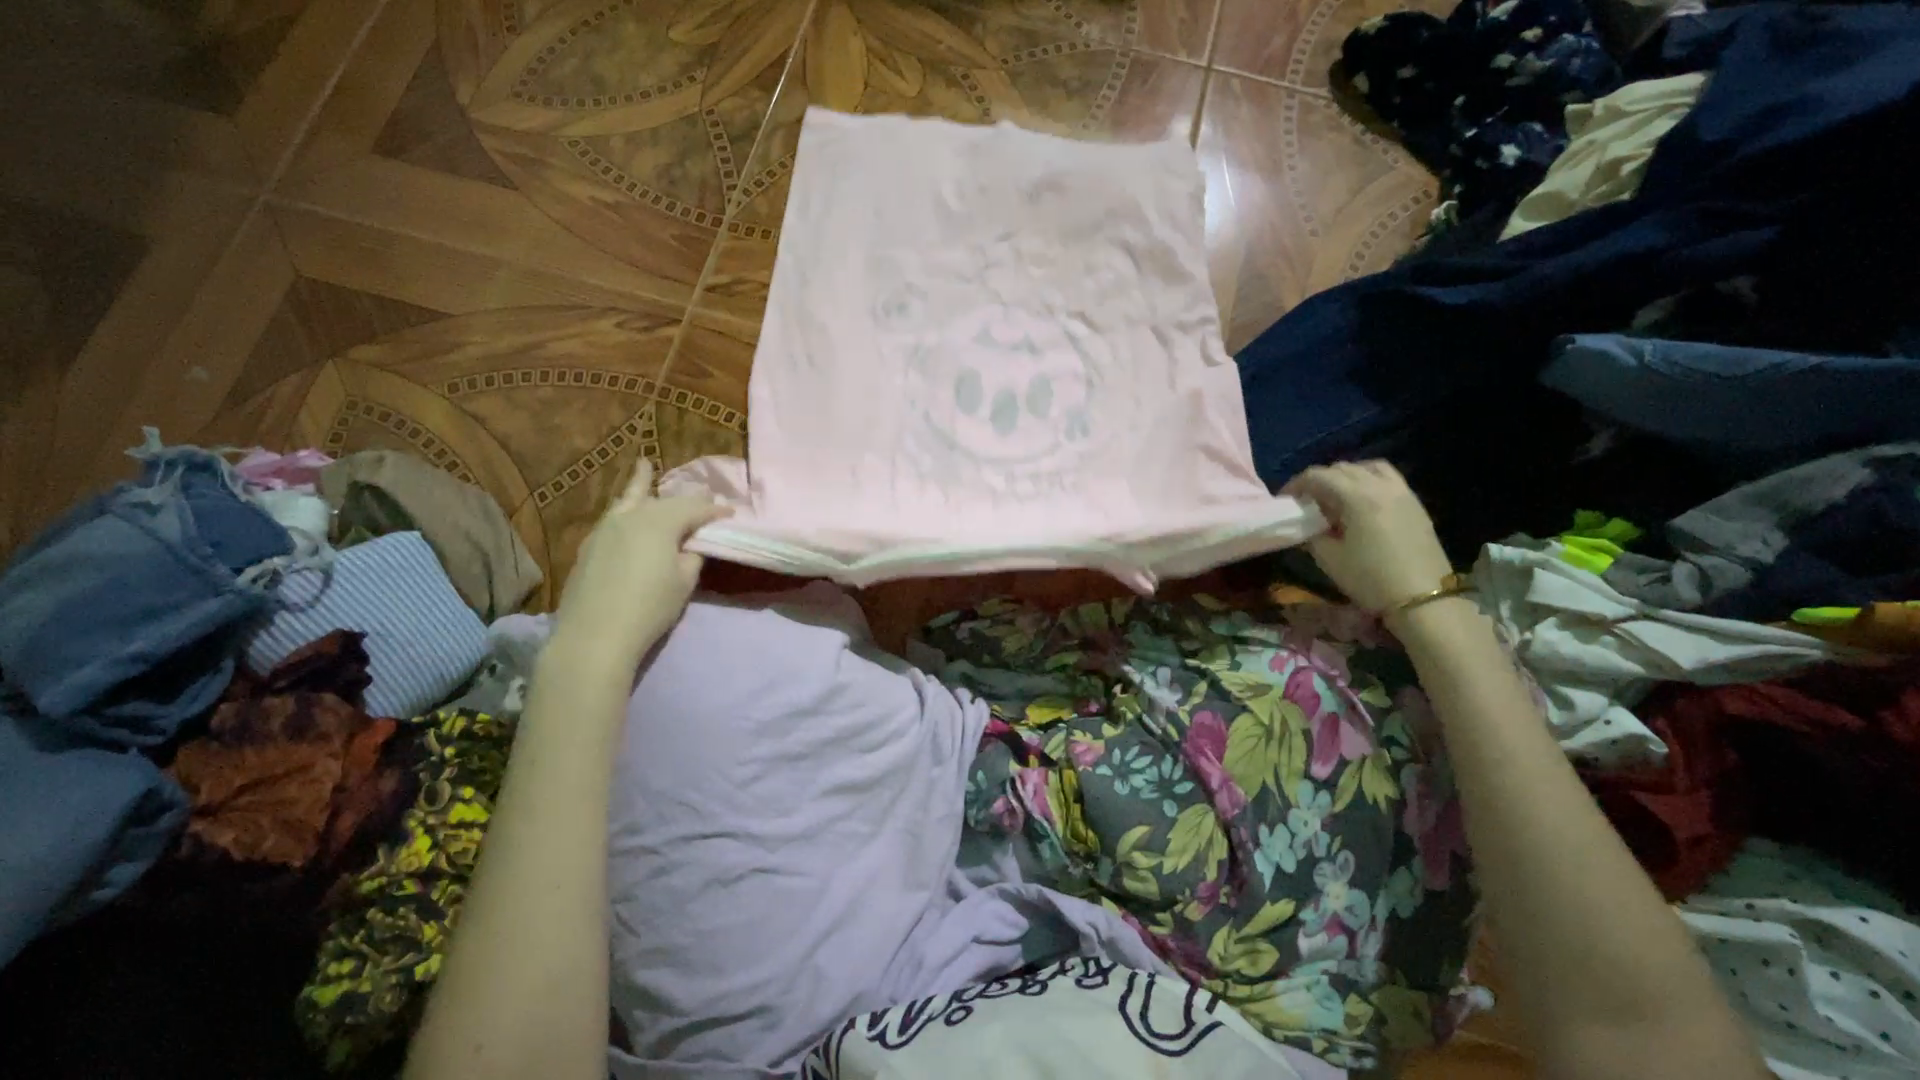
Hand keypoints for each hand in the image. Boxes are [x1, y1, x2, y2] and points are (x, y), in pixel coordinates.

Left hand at [550, 460, 728, 666]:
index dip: (714, 510)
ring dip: (642, 487)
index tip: (730, 513)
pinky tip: (625, 512)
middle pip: (662, 500)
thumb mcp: (684, 582)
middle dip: (685, 498)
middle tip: (702, 493)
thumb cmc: (650, 608)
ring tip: (644, 467)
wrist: (595, 635)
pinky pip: (614, 518)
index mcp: (660, 522)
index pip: (694, 508)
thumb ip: (691, 556)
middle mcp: (631, 516)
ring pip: (629, 501)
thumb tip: (690, 545)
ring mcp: (605, 529)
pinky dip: (625, 509)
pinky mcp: (588, 546)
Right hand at [1282, 460, 1452, 612]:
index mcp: (1356, 497)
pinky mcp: (1414, 503)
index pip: (1318, 476)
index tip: (1285, 500)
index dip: (1296, 484)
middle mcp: (1380, 485)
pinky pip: (1387, 477)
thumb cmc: (1371, 579)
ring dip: (1346, 475)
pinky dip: (1368, 479)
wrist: (1423, 598)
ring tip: (1336, 496)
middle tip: (1307, 501)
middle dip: (1319, 480)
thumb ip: (1312, 534)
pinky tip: (1362, 500)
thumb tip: (1307, 523)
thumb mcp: (1330, 559)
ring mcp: (1401, 491)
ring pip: (1367, 467)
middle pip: (1342, 468)